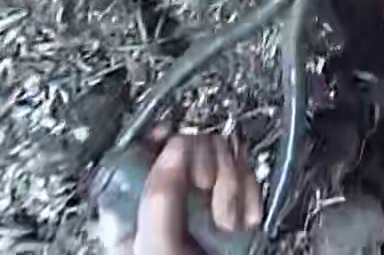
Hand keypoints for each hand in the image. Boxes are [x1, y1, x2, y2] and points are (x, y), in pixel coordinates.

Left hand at [109, 133, 260, 254]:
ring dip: (234, 181)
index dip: (159, 140)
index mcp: (132, 214)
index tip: (179, 145)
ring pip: (221, 154)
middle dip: (209, 167)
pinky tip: (246, 216)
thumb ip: (162, 198)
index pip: (140, 154)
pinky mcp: (231, 206)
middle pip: (190, 147)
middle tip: (211, 193)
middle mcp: (167, 203)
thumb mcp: (158, 252)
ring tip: (230, 216)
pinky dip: (251, 190)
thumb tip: (175, 143)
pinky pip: (245, 171)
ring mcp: (200, 204)